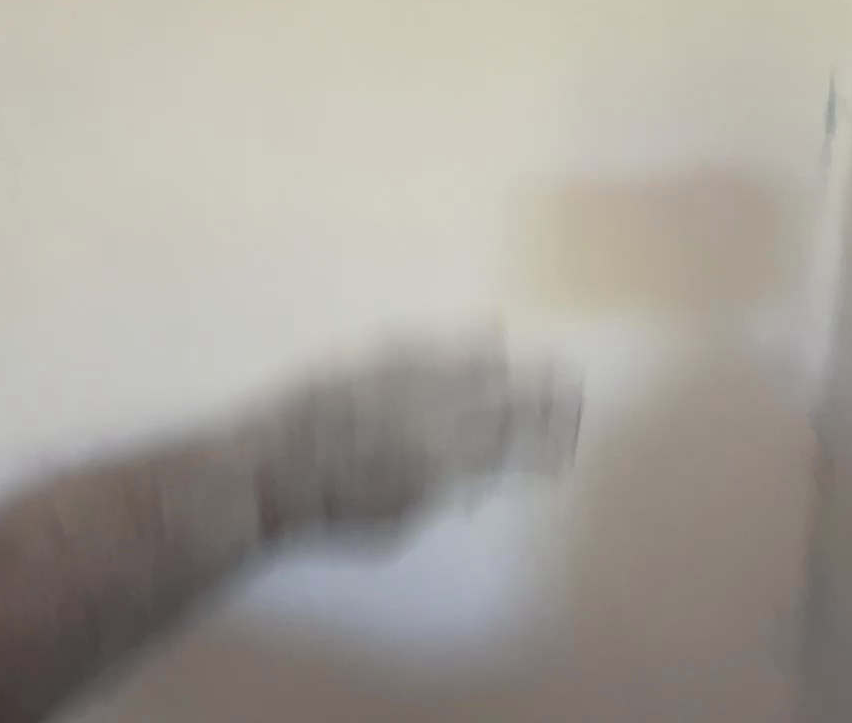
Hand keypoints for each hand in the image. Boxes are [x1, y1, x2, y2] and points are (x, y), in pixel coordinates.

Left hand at [249, 331, 583, 541]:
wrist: (277, 467)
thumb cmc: (333, 509)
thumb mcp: (396, 520)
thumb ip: (440, 492)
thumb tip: (468, 478)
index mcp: (442, 465)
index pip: (507, 453)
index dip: (542, 447)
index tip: (568, 442)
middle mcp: (436, 420)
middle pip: (504, 406)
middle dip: (545, 401)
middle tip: (575, 391)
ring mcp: (412, 384)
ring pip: (479, 371)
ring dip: (519, 369)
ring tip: (548, 364)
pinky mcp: (386, 360)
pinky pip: (439, 346)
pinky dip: (469, 342)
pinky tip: (491, 331)